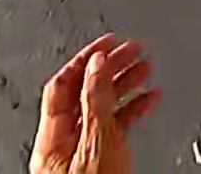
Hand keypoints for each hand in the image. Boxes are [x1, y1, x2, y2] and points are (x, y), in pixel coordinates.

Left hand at [30, 34, 159, 173]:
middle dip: (111, 67)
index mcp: (52, 139)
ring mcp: (81, 158)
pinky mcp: (100, 168)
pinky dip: (132, 111)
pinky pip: (115, 130)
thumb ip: (97, 100)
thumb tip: (97, 60)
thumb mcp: (96, 144)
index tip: (110, 40)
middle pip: (85, 93)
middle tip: (133, 49)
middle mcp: (63, 147)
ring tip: (146, 68)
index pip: (64, 83)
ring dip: (126, 85)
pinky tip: (148, 100)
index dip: (87, 57)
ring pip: (103, 109)